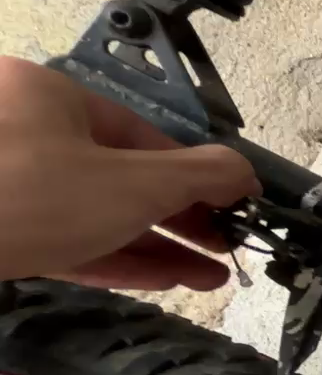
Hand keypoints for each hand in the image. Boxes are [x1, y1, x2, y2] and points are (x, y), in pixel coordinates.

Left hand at [0, 56, 259, 290]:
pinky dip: (113, 257)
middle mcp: (13, 126)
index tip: (236, 213)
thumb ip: (207, 174)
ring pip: (93, 212)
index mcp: (46, 95)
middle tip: (226, 250)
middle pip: (122, 178)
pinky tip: (163, 278)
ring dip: (158, 247)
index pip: (150, 138)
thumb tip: (245, 174)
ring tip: (208, 277)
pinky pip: (59, 235)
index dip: (203, 179)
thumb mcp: (139, 182)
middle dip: (183, 221)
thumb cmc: (19, 197)